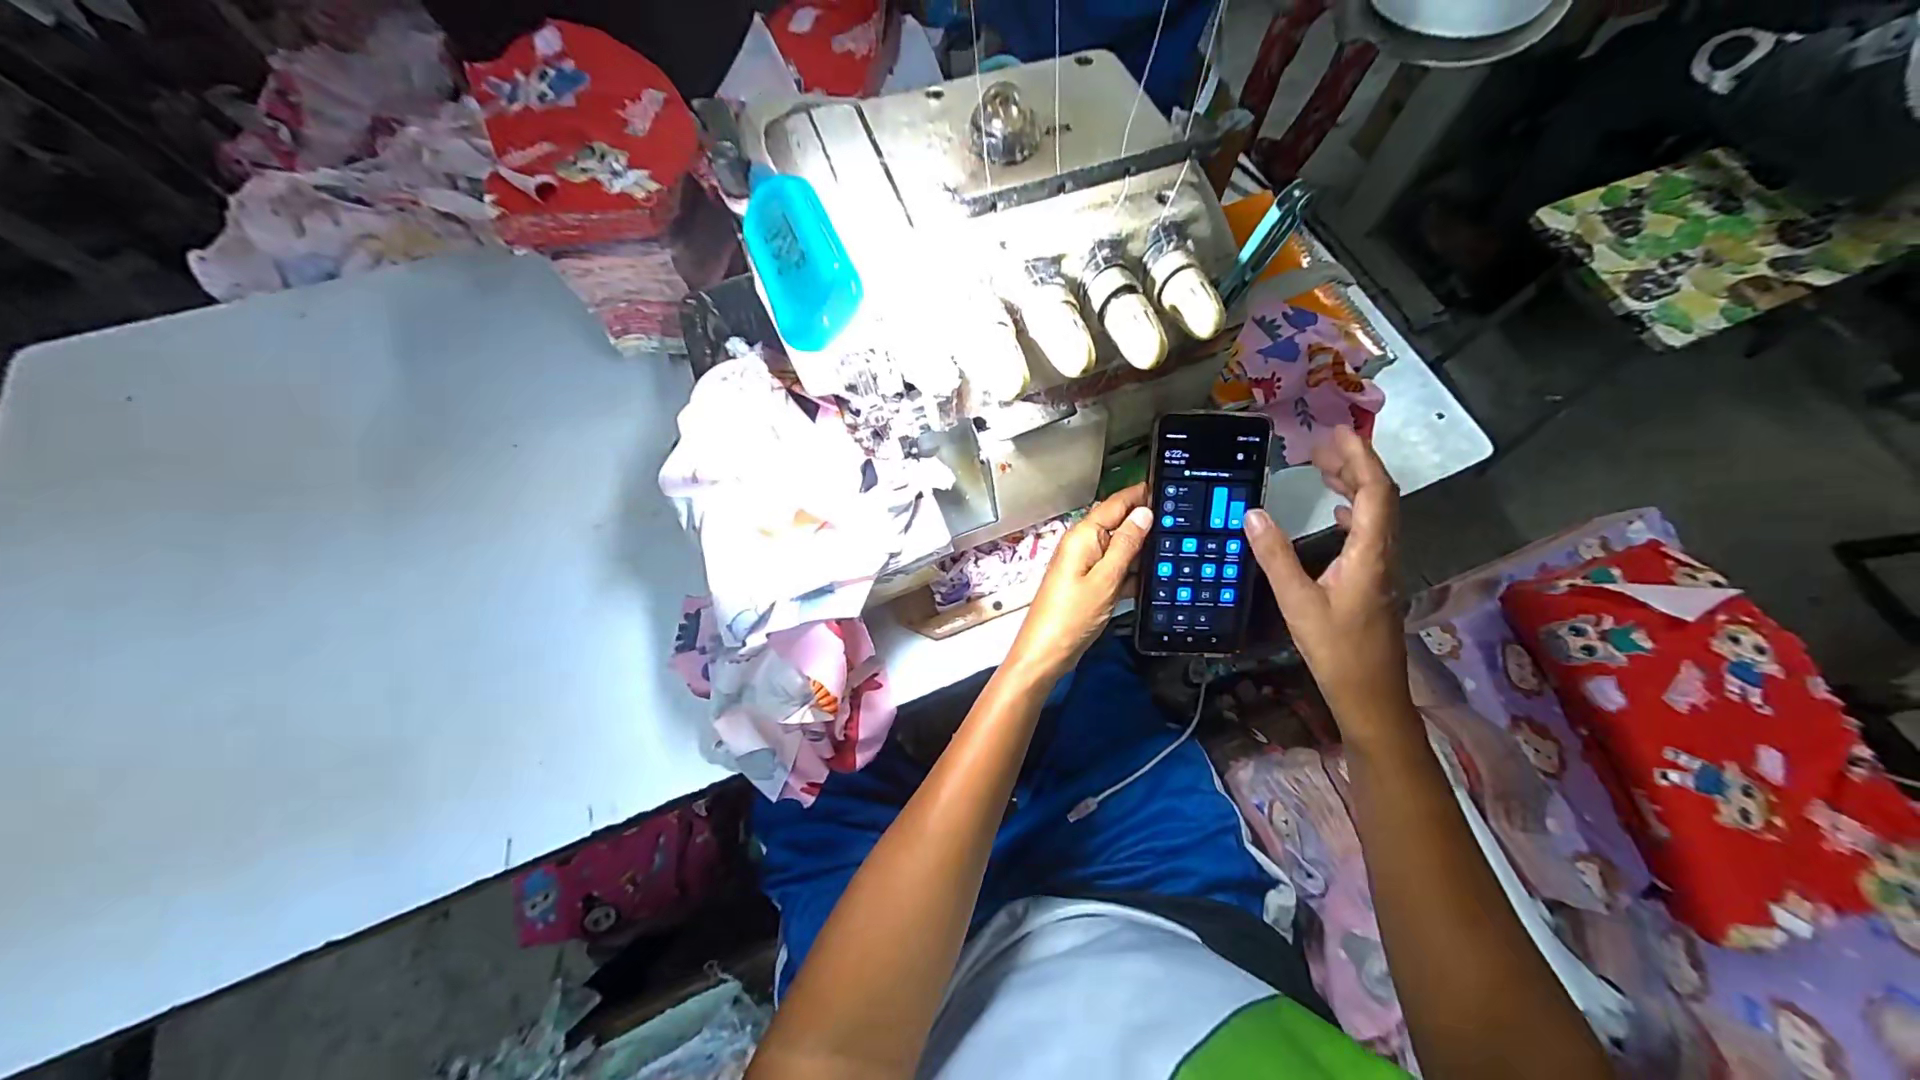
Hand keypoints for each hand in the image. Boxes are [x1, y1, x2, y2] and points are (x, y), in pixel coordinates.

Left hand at [1006, 484, 1151, 680]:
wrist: (1047, 652)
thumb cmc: (1068, 618)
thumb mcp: (1106, 579)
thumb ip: (1126, 545)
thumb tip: (1144, 514)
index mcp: (1083, 536)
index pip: (1116, 503)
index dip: (1141, 494)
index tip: (1165, 488)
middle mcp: (1082, 545)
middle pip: (1119, 523)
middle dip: (1145, 522)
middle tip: (1177, 522)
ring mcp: (1085, 565)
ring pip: (1120, 548)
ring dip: (1140, 551)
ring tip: (1169, 551)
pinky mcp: (1088, 583)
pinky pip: (1115, 569)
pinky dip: (1131, 573)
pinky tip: (1148, 580)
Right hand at [1242, 427, 1410, 739]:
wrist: (1370, 693)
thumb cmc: (1336, 649)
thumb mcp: (1297, 602)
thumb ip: (1275, 556)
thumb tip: (1253, 514)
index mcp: (1369, 553)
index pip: (1374, 492)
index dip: (1358, 458)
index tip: (1335, 434)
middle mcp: (1383, 553)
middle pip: (1379, 495)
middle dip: (1354, 463)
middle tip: (1320, 445)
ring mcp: (1381, 566)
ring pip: (1375, 512)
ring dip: (1353, 484)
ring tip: (1322, 468)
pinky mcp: (1374, 578)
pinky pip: (1368, 530)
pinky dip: (1351, 510)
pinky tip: (1333, 511)